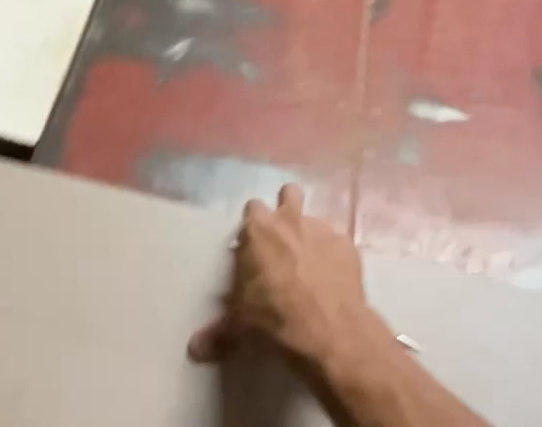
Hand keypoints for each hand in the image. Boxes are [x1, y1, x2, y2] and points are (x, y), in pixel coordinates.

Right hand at [187, 184, 380, 364]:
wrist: (332, 333)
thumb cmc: (277, 320)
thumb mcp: (242, 325)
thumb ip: (219, 330)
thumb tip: (194, 349)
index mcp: (259, 230)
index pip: (251, 208)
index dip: (253, 225)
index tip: (253, 246)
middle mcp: (290, 220)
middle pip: (288, 193)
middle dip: (286, 207)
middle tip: (284, 238)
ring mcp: (322, 229)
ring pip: (315, 218)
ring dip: (310, 234)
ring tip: (312, 262)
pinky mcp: (348, 244)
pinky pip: (338, 241)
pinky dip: (334, 254)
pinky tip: (334, 277)